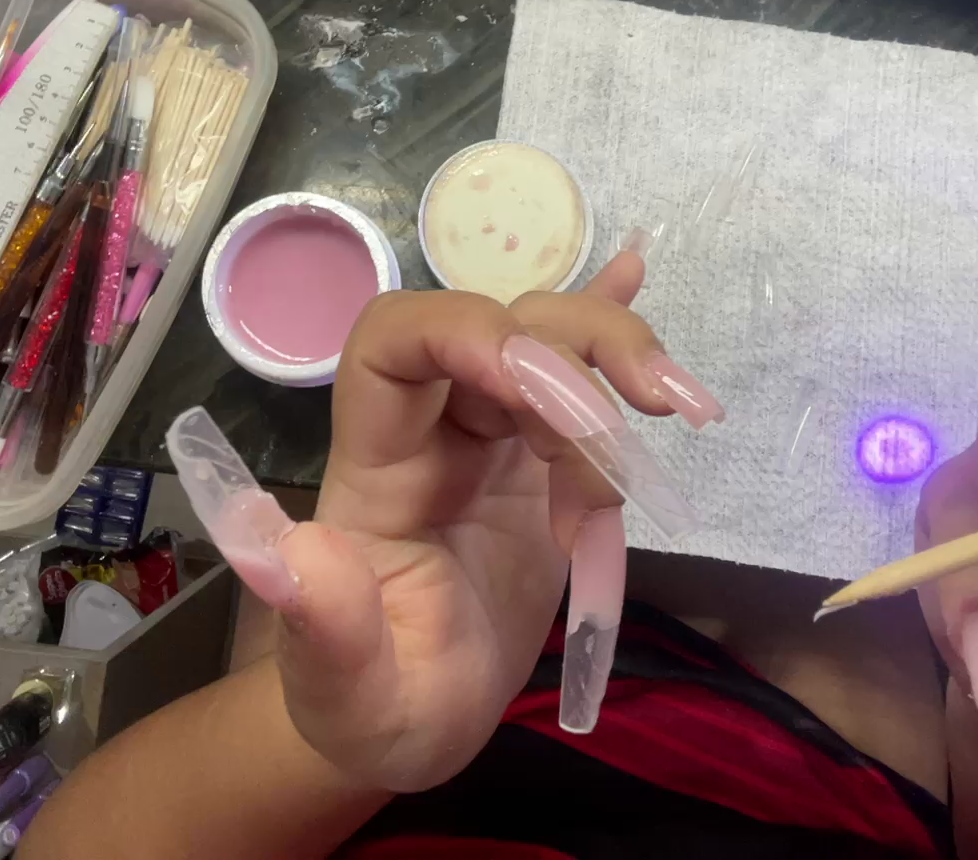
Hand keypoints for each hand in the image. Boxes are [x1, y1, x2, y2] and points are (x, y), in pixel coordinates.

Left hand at [199, 254, 715, 791]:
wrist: (421, 708)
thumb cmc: (379, 701)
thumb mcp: (351, 696)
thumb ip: (324, 636)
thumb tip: (295, 556)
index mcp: (378, 462)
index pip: (393, 342)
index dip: (461, 332)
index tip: (534, 385)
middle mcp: (433, 426)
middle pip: (493, 325)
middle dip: (571, 359)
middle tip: (643, 425)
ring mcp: (492, 435)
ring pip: (547, 339)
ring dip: (616, 359)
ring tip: (683, 412)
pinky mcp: (542, 455)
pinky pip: (570, 368)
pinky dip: (602, 324)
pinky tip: (633, 270)